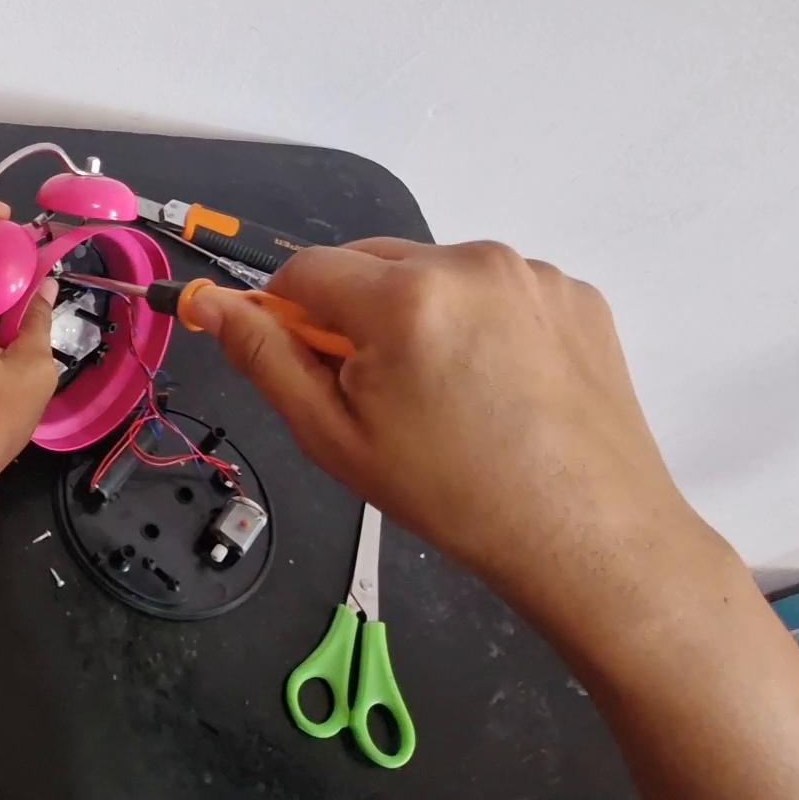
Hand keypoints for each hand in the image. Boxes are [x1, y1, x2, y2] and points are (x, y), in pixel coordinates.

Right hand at [185, 239, 711, 601]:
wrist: (591, 538)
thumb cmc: (445, 490)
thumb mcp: (329, 431)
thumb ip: (262, 355)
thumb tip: (207, 302)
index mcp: (404, 296)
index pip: (303, 268)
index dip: (285, 311)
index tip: (305, 363)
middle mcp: (469, 261)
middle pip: (363, 261)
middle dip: (346, 309)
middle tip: (370, 383)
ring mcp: (532, 272)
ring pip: (422, 269)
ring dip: (405, 308)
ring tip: (437, 382)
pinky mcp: (575, 290)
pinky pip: (484, 283)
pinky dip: (466, 313)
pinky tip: (490, 375)